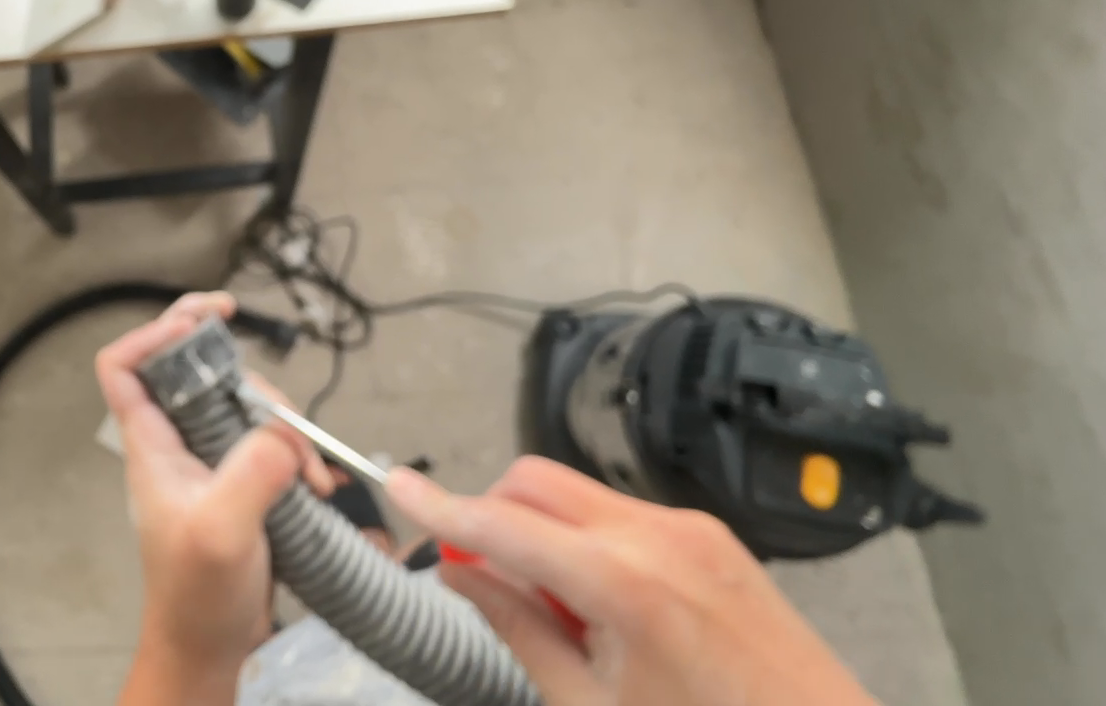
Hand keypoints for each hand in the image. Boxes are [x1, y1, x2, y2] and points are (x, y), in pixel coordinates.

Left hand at [95, 292, 332, 698]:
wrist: (212, 643)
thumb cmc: (197, 594)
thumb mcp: (220, 533)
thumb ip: (249, 477)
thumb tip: (280, 433)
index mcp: (151, 442)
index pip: (124, 367)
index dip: (152, 333)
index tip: (200, 319)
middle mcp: (176, 439)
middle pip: (196, 369)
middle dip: (238, 367)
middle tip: (274, 389)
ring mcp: (209, 455)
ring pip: (241, 400)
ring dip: (282, 420)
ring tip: (309, 469)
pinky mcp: (240, 473)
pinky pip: (268, 436)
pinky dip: (296, 448)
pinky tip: (316, 481)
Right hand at [386, 456, 878, 705]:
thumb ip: (517, 626)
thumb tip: (459, 572)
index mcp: (625, 586)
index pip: (501, 524)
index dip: (439, 506)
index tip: (395, 486)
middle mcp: (656, 535)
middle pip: (531, 479)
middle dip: (492, 512)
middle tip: (487, 574)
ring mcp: (690, 527)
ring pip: (570, 490)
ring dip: (538, 526)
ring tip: (565, 607)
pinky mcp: (710, 532)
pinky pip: (615, 509)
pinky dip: (583, 536)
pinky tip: (607, 601)